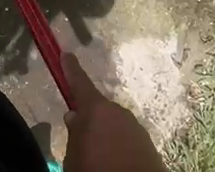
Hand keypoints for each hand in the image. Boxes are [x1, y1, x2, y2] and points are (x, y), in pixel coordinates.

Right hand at [62, 53, 165, 171]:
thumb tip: (74, 118)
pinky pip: (127, 140)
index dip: (71, 69)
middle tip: (81, 137)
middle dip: (90, 119)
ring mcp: (136, 128)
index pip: (80, 83)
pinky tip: (115, 163)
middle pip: (98, 109)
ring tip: (99, 158)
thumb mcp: (73, 160)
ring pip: (114, 125)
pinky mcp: (149, 146)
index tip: (65, 54)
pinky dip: (120, 147)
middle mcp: (118, 112)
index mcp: (96, 111)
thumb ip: (73, 136)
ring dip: (106, 135)